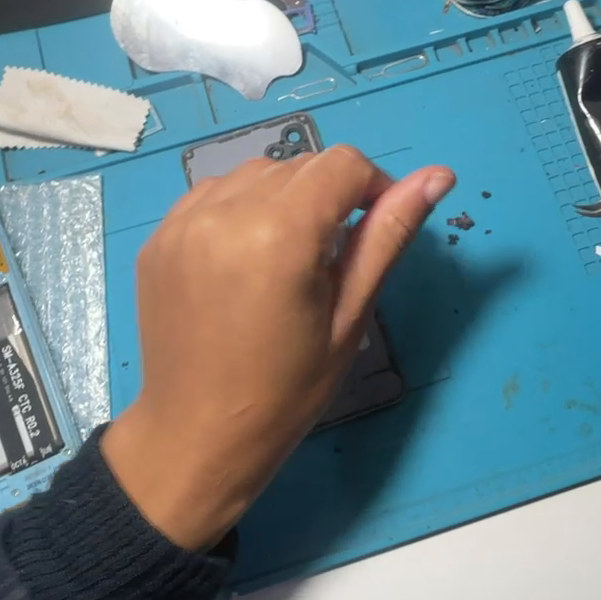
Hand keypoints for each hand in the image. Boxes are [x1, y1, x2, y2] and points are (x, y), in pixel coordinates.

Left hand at [102, 147, 454, 549]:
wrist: (198, 435)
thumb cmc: (287, 388)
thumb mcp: (351, 315)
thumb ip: (390, 235)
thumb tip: (440, 174)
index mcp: (280, 232)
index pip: (343, 164)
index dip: (374, 186)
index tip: (376, 230)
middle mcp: (226, 210)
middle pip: (301, 165)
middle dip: (331, 196)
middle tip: (332, 260)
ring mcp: (184, 220)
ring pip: (258, 173)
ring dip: (287, 198)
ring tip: (287, 260)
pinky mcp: (160, 235)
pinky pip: (215, 193)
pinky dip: (243, 208)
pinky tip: (246, 257)